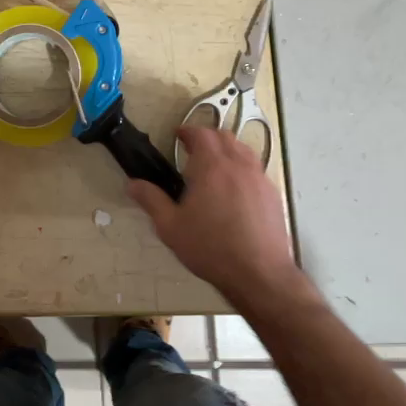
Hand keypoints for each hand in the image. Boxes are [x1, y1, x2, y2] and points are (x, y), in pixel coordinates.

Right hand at [128, 126, 304, 305]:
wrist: (259, 273)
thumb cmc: (210, 248)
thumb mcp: (171, 227)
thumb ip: (151, 200)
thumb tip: (132, 184)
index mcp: (212, 167)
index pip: (201, 134)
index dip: (188, 131)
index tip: (178, 136)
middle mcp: (239, 165)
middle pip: (225, 137)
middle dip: (208, 137)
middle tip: (193, 150)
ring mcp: (260, 179)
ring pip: (244, 151)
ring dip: (227, 150)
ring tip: (215, 166)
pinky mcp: (273, 195)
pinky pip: (256, 170)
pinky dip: (242, 168)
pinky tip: (235, 190)